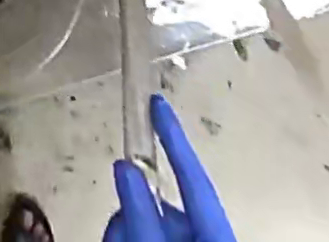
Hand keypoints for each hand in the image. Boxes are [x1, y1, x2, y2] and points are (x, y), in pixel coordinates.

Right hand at [104, 94, 235, 241]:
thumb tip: (125, 164)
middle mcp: (205, 235)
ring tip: (115, 241)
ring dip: (124, 226)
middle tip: (113, 227)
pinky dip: (127, 235)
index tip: (157, 100)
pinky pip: (144, 233)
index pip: (195, 181)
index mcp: (215, 234)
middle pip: (162, 203)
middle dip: (131, 207)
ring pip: (147, 219)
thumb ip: (141, 213)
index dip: (175, 139)